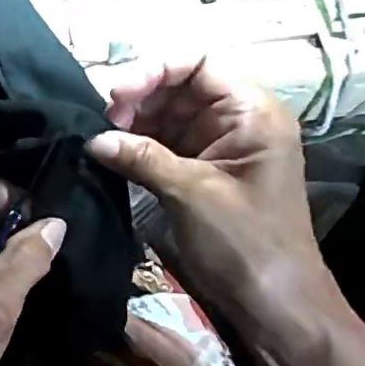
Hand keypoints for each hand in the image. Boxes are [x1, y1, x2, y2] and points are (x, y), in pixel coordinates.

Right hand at [85, 54, 332, 339]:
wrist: (271, 302)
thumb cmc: (247, 243)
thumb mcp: (193, 193)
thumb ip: (142, 158)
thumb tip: (93, 139)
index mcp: (251, 113)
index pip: (198, 63)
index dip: (154, 69)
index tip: (117, 96)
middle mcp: (232, 121)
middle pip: (175, 85)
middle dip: (136, 97)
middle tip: (102, 122)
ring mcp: (212, 145)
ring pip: (162, 114)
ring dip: (129, 121)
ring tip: (100, 139)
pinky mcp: (194, 170)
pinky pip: (157, 142)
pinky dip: (131, 144)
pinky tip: (107, 153)